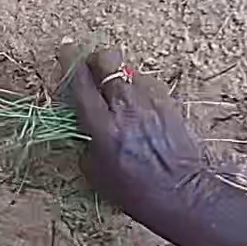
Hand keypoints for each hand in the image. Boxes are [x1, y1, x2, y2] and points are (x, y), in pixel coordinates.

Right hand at [64, 46, 216, 230]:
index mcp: (102, 126)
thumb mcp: (95, 171)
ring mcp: (150, 101)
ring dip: (116, 74)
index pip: (81, 81)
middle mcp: (125, 107)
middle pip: (107, 60)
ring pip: (127, 69)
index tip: (65, 50)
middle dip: (94, 59)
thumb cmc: (133, 191)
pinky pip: (146, 83)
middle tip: (90, 69)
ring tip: (115, 93)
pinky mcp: (168, 102)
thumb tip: (81, 120)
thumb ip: (84, 139)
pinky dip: (136, 87)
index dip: (69, 61)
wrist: (181, 195)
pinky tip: (136, 104)